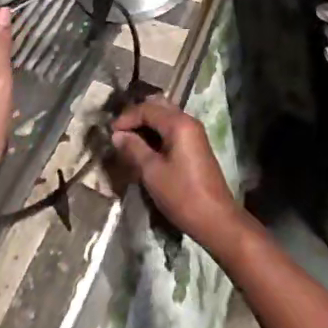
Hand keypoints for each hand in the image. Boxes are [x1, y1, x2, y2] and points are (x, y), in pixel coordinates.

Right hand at [111, 97, 243, 244]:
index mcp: (178, 123)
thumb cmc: (182, 195)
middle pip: (158, 107)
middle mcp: (188, 121)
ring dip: (147, 125)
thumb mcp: (152, 172)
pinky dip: (157, 133)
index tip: (110, 132)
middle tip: (120, 132)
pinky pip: (172, 129)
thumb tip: (117, 135)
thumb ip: (133, 148)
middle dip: (137, 117)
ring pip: (165, 117)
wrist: (217, 220)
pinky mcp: (196, 145)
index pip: (147, 109)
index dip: (126, 118)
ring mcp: (194, 133)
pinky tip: (146, 148)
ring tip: (129, 140)